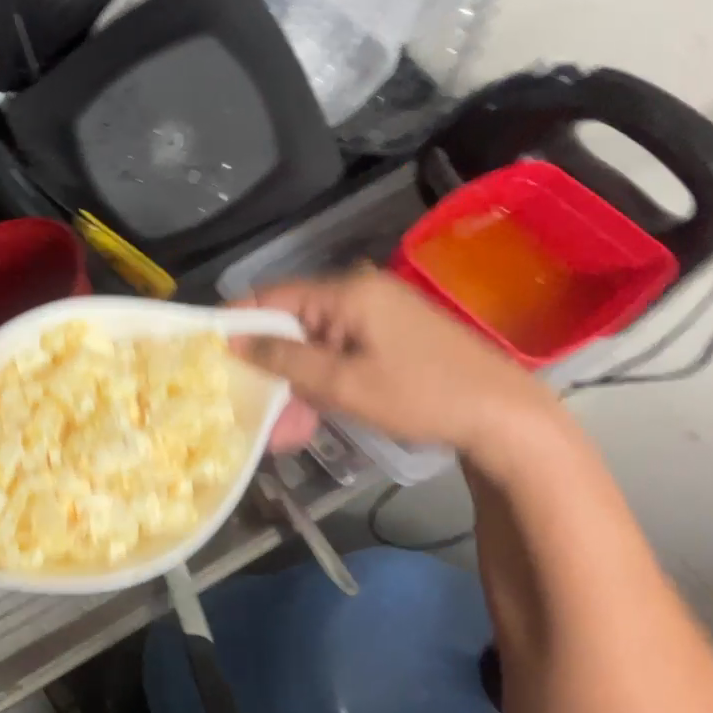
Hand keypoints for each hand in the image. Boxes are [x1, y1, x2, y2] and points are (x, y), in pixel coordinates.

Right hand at [234, 269, 560, 457]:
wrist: (506, 418)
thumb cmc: (421, 396)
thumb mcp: (341, 383)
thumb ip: (282, 359)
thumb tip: (231, 340)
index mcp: (348, 293)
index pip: (271, 296)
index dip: (236, 321)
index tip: (206, 352)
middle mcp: (361, 292)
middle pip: (291, 319)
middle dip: (265, 359)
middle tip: (243, 398)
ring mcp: (379, 313)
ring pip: (312, 340)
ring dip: (292, 376)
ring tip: (279, 420)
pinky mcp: (391, 334)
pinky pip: (337, 349)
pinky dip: (319, 377)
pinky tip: (311, 411)